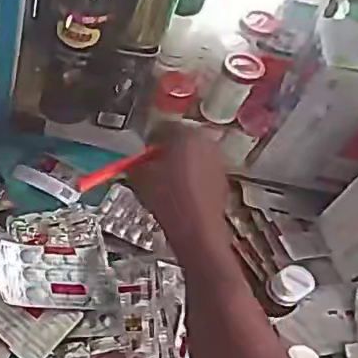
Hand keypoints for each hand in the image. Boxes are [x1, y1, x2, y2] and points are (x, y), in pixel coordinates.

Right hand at [128, 124, 230, 261]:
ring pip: (193, 156)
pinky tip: (178, 193)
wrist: (196, 230)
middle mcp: (206, 142)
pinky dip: (190, 177)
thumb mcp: (141, 178)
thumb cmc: (169, 201)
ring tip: (163, 181)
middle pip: (181, 140)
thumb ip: (137, 162)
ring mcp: (217, 160)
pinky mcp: (221, 179)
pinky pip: (202, 171)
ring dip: (179, 164)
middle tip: (151, 165)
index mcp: (185, 135)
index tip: (140, 151)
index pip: (162, 128)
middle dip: (166, 151)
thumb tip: (136, 161)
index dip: (148, 140)